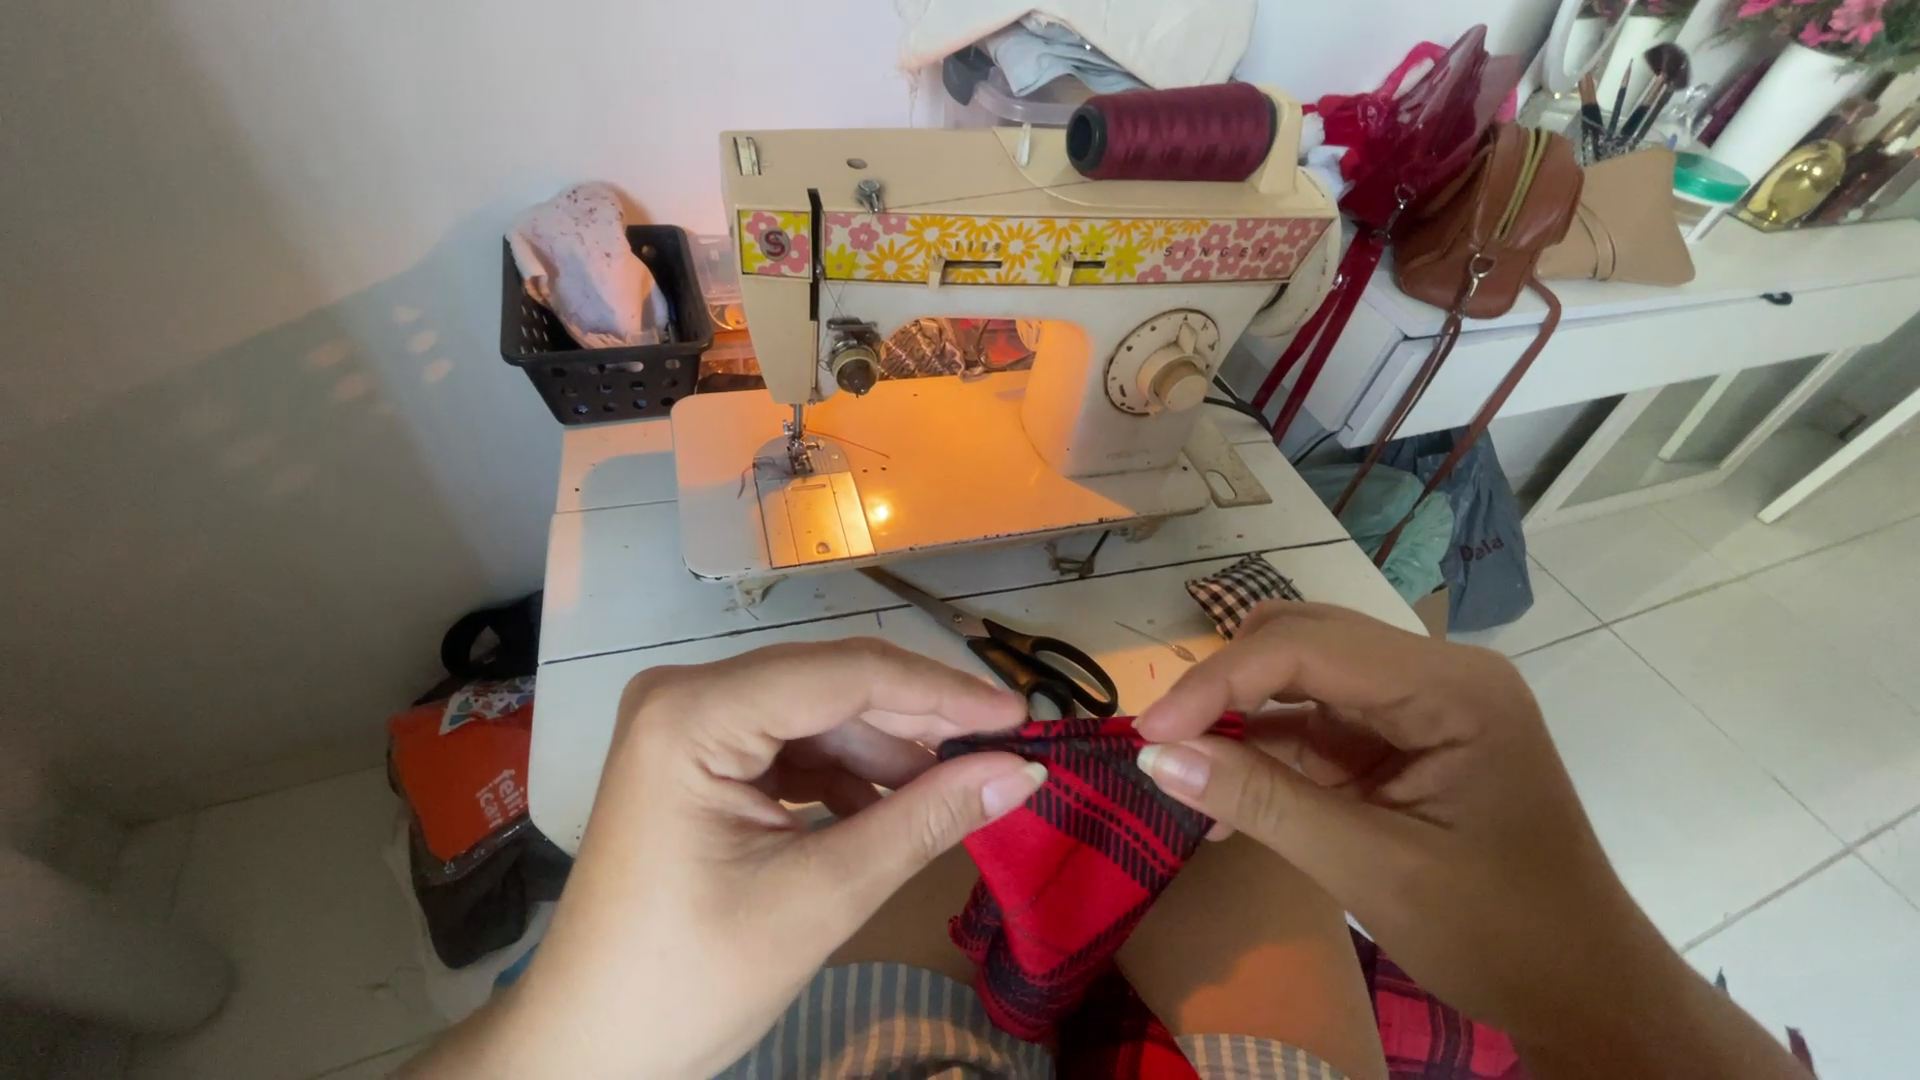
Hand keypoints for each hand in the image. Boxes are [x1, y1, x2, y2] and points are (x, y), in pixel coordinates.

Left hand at [472, 640, 1038, 1078]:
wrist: (589, 1050)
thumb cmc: (692, 980)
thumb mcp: (822, 896)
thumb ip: (926, 820)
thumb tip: (1021, 772)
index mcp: (695, 712)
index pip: (845, 674)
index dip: (940, 691)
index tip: (1017, 713)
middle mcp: (688, 691)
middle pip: (832, 684)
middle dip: (919, 720)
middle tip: (1000, 747)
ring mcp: (691, 718)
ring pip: (821, 712)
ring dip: (889, 750)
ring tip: (954, 786)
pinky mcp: (703, 750)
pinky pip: (796, 742)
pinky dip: (850, 773)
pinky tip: (893, 806)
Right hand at [1131, 604, 1801, 1075]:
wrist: (1587, 1000)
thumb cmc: (1498, 936)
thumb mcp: (1370, 868)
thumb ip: (1259, 801)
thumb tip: (1153, 755)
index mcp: (1451, 687)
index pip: (1305, 647)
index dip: (1216, 680)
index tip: (1149, 731)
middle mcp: (1435, 673)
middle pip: (1299, 640)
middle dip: (1224, 683)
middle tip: (1164, 738)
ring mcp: (1416, 701)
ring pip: (1298, 672)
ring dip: (1238, 713)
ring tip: (1184, 763)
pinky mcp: (1397, 733)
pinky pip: (1310, 718)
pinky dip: (1262, 747)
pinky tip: (1223, 790)